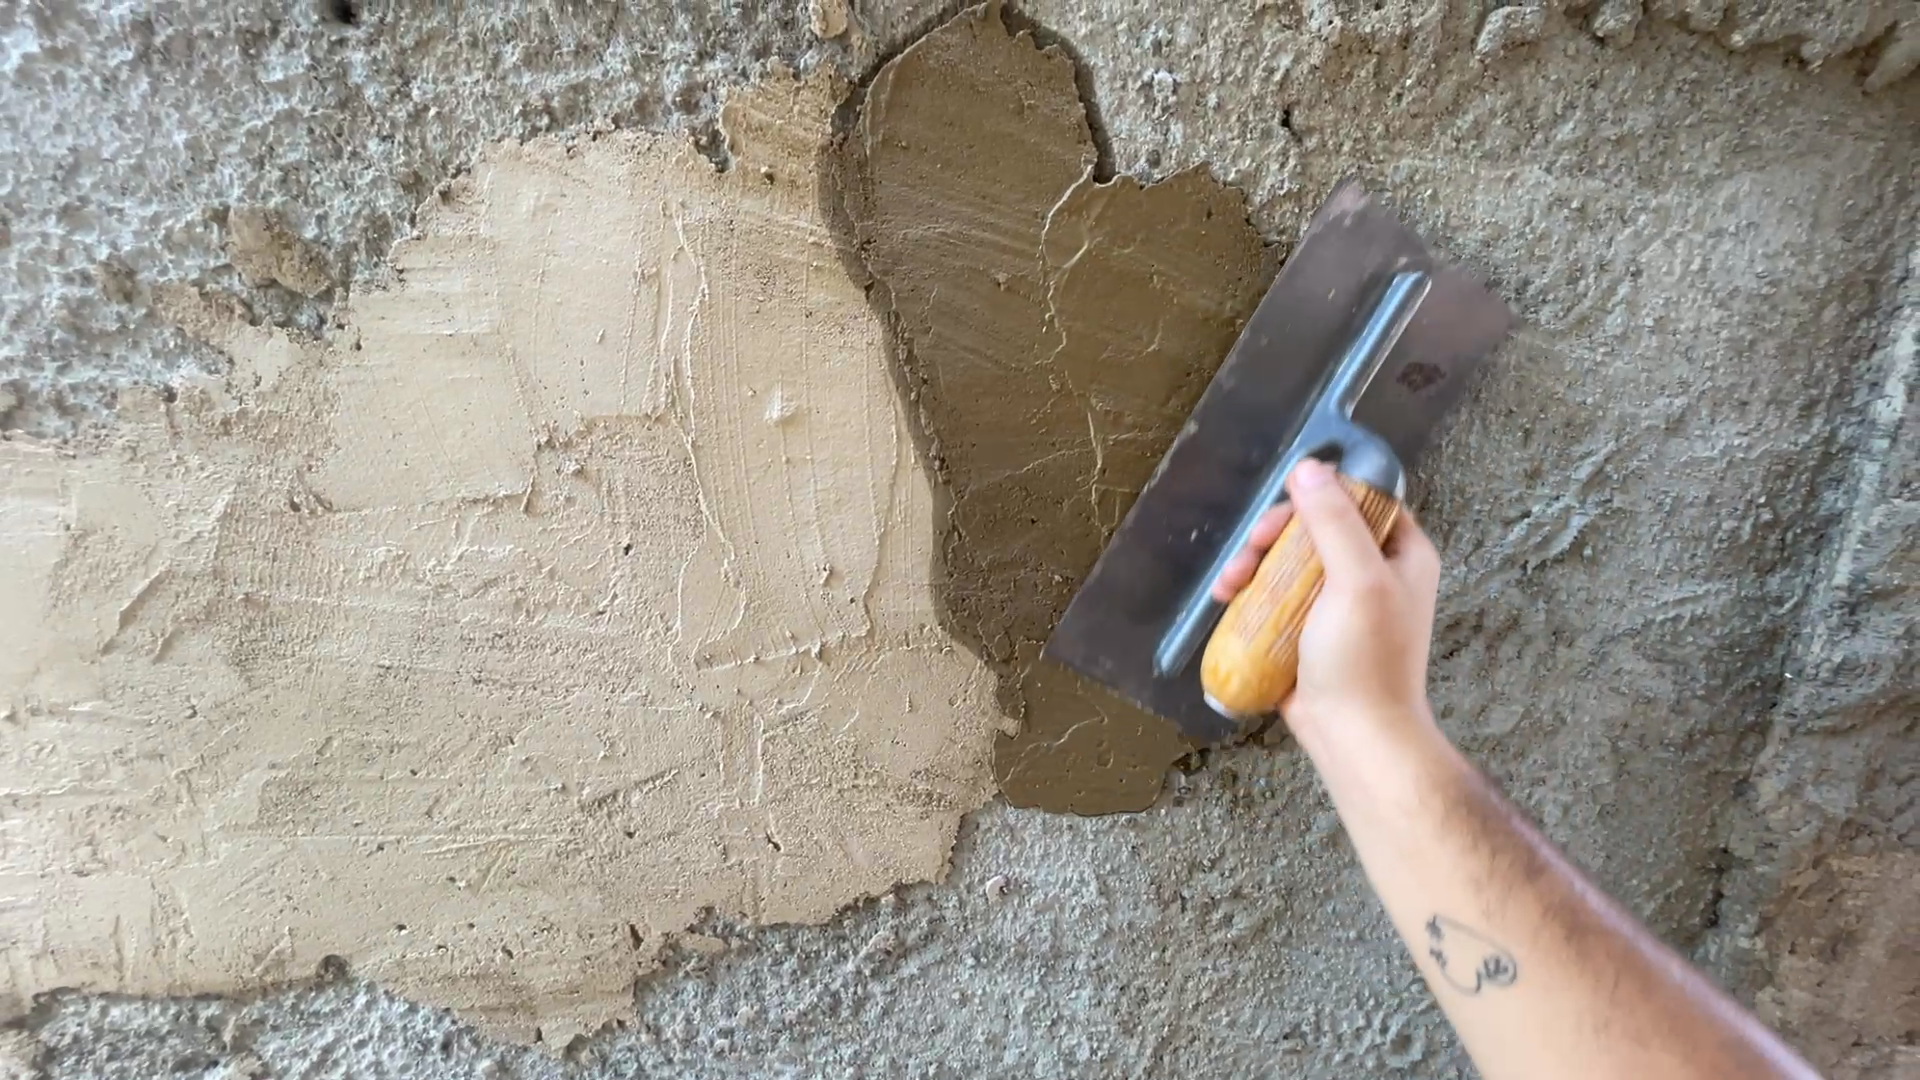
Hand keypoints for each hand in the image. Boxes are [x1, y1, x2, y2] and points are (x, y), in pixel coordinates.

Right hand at [1210, 458, 1440, 735]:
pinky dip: (1249, 590)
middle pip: (1313, 529)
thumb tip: (1308, 468)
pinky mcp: (1306, 625)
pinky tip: (1226, 598)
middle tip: (1249, 551)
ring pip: (1287, 559)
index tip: (1285, 511)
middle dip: (1273, 536)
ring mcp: (1336, 600)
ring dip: (1252, 564)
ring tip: (1228, 584)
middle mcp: (1371, 571)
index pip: (1360, 501)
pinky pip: (1274, 592)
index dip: (1320, 497)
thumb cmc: (1365, 660)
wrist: (1352, 734)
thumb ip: (1334, 523)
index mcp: (1400, 554)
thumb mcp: (1356, 582)